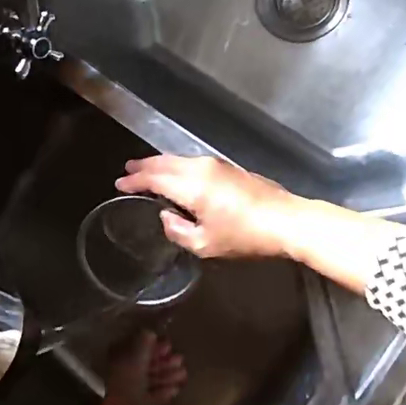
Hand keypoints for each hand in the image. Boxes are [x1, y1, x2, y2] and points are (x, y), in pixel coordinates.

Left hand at [98, 330, 187, 404]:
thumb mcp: (137, 362)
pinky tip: (175, 390)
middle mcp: (122, 378)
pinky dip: (162, 392)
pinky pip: (151, 398)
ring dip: (166, 376)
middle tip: (180, 359)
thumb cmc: (130, 387)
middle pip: (144, 367)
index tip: (169, 344)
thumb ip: (143, 346)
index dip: (151, 346)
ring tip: (183, 374)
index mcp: (118, 365)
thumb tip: (149, 331)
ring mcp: (129, 396)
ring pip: (149, 382)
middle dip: (162, 362)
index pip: (134, 350)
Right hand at [115, 155, 301, 259]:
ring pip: (180, 159)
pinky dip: (177, 165)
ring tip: (147, 168)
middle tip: (128, 169)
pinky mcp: (229, 167)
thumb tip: (167, 216)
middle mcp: (201, 168)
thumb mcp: (205, 245)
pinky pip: (193, 161)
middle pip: (165, 162)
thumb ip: (178, 230)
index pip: (155, 178)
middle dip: (144, 165)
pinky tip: (176, 173)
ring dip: (161, 163)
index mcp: (192, 186)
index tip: (120, 183)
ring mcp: (217, 164)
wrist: (285, 220)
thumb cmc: (244, 236)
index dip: (135, 180)